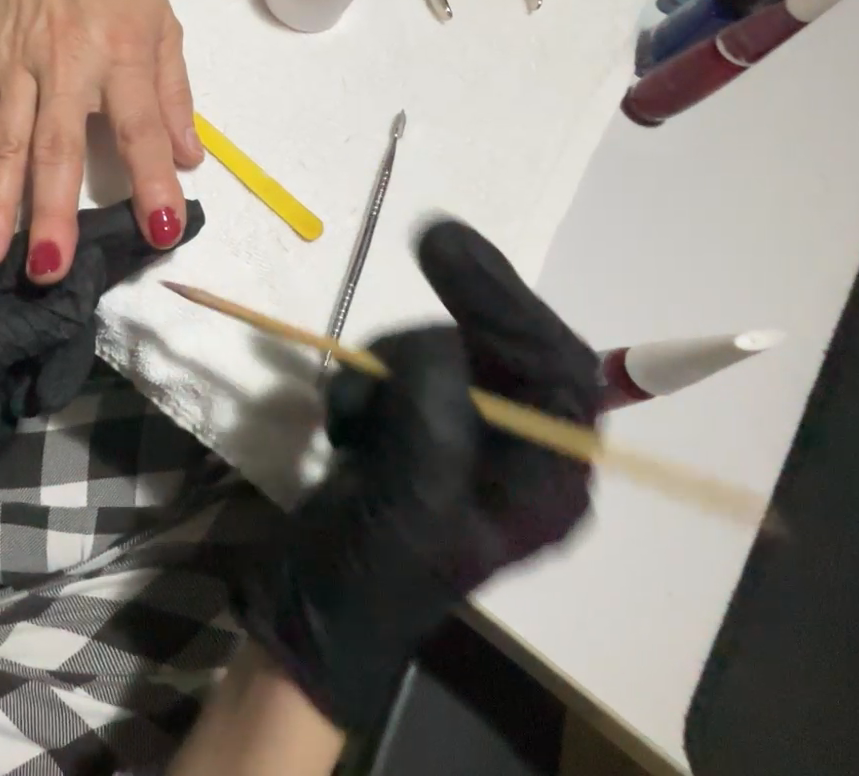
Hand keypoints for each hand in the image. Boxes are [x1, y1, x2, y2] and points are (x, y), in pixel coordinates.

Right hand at [0, 0, 204, 283]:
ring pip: (5, 142)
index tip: (161, 232)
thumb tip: (188, 159)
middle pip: (57, 147)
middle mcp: (66, 67)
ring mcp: (17, 67)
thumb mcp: (162, 22)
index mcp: (121, 55)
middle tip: (47, 269)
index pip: (141, 128)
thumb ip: (174, 95)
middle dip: (51, 212)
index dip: (153, 181)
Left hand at [0, 199, 205, 563]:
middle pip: (74, 281)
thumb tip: (94, 271)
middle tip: (166, 247)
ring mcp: (18, 338)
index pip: (57, 243)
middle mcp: (7, 299)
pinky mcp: (25, 373)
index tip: (165, 215)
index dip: (111, 230)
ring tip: (32, 393)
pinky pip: (64, 364)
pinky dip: (56, 383)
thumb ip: (41, 313)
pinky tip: (29, 403)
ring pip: (75, 331)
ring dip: (63, 363)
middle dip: (103, 285)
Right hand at [233, 221, 599, 732]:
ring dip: (381, 368)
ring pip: (433, 357)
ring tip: (346, 422)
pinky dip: (360, 384)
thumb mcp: (409, 503)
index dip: (507, 300)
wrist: (302, 614)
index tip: (442, 243)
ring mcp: (456, 441)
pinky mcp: (407, 434)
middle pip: (496, 351)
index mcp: (546, 481)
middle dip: (442, 330)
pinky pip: (393, 377)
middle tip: (415, 265)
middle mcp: (513, 453)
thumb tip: (431, 343)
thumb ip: (433, 415)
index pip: (555, 367)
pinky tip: (340, 427)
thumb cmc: (365, 577)